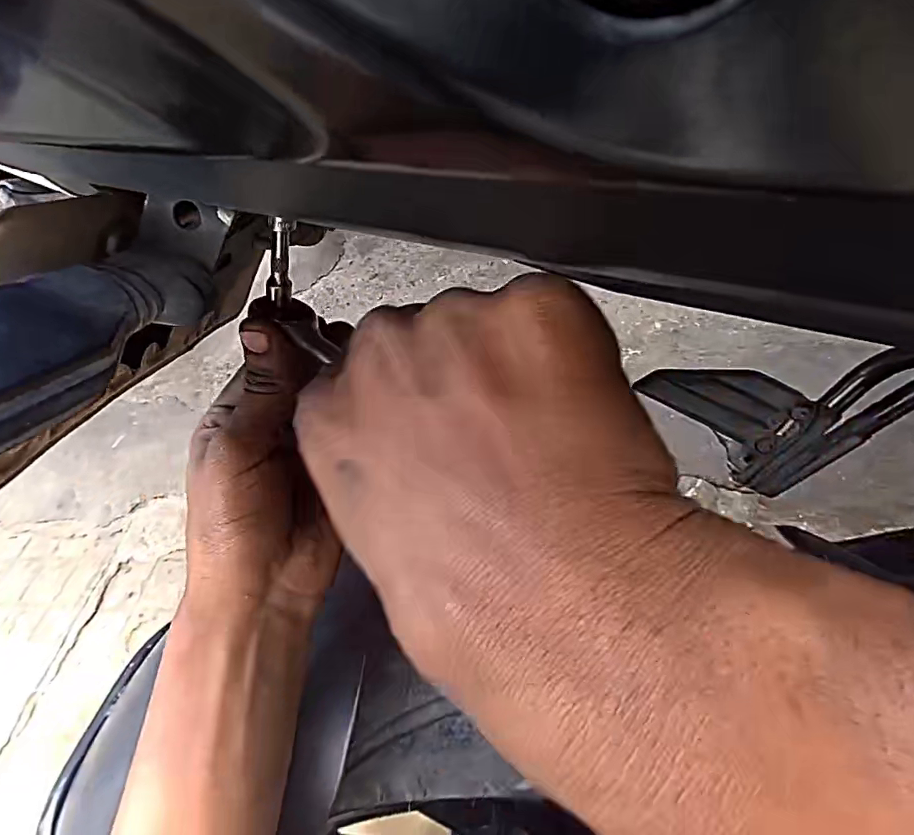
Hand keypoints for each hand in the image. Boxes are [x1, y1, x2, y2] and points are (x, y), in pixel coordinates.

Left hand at [182, 312, 341, 625]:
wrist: (266, 590)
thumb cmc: (230, 524)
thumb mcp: (234, 450)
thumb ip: (258, 391)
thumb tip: (263, 327)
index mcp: (241, 409)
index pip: (267, 354)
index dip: (286, 331)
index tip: (308, 314)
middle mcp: (280, 416)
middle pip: (306, 365)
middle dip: (323, 347)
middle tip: (344, 340)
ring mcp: (315, 436)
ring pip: (335, 387)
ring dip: (348, 371)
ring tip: (366, 361)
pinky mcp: (344, 456)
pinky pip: (358, 420)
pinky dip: (370, 402)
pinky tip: (384, 387)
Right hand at [292, 275, 698, 681]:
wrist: (573, 602)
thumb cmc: (481, 604)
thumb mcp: (382, 546)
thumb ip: (382, 471)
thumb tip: (419, 455)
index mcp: (333, 413)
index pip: (365, 369)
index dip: (414, 392)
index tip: (445, 413)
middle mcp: (383, 352)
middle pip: (422, 334)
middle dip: (458, 368)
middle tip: (503, 423)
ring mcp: (459, 323)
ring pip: (485, 319)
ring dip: (512, 357)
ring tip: (549, 423)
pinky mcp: (533, 309)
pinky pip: (549, 308)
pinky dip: (569, 342)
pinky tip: (580, 400)